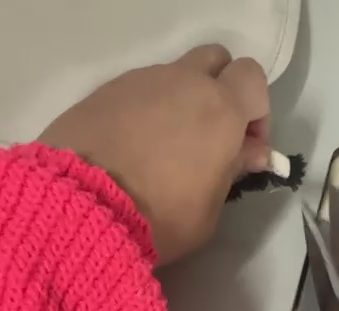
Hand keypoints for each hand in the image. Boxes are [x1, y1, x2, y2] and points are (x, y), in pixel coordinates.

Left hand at [39, 44, 270, 264]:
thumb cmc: (158, 219)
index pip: (253, 80)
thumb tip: (248, 151)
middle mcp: (184, 82)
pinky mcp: (106, 90)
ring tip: (162, 149)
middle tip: (209, 138)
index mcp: (220, 110)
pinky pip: (138, 91)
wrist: (82, 208)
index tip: (245, 148)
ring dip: (179, 103)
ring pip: (173, 77)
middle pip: (215, 63)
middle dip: (220, 93)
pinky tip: (130, 148)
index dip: (256, 112)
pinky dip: (144, 111)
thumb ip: (232, 172)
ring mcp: (141, 81)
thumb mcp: (207, 212)